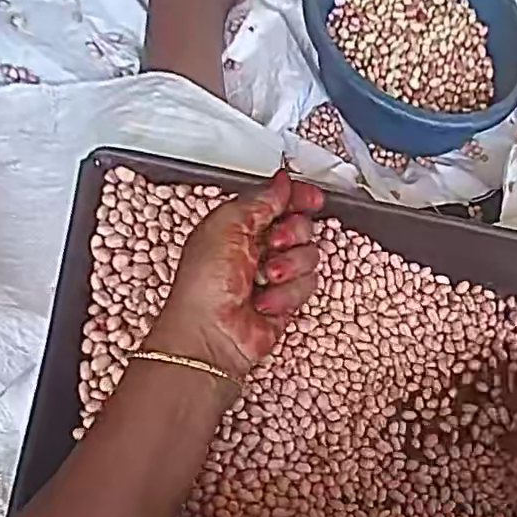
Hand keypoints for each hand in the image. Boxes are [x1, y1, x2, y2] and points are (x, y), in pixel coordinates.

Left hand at [144, 169, 325, 376]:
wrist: (211, 333)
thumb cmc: (205, 285)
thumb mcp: (226, 225)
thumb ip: (259, 201)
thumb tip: (281, 183)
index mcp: (241, 225)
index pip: (278, 202)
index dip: (297, 197)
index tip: (312, 197)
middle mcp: (260, 249)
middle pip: (301, 228)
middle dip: (293, 234)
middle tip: (275, 244)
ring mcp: (275, 276)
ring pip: (308, 258)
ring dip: (289, 267)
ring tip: (265, 279)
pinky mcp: (286, 301)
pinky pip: (307, 287)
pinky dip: (287, 295)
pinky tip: (265, 303)